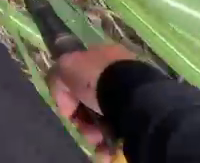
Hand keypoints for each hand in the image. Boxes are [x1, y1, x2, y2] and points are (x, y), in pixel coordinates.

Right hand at [47, 43, 137, 161]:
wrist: (135, 101)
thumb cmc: (96, 77)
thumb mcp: (64, 68)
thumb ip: (56, 78)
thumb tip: (65, 103)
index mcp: (103, 54)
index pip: (79, 71)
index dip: (69, 90)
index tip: (67, 106)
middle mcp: (119, 72)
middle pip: (91, 96)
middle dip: (82, 114)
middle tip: (81, 125)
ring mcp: (133, 96)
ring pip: (105, 114)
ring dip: (94, 129)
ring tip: (95, 138)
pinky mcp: (143, 118)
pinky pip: (121, 129)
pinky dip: (110, 139)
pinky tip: (105, 145)